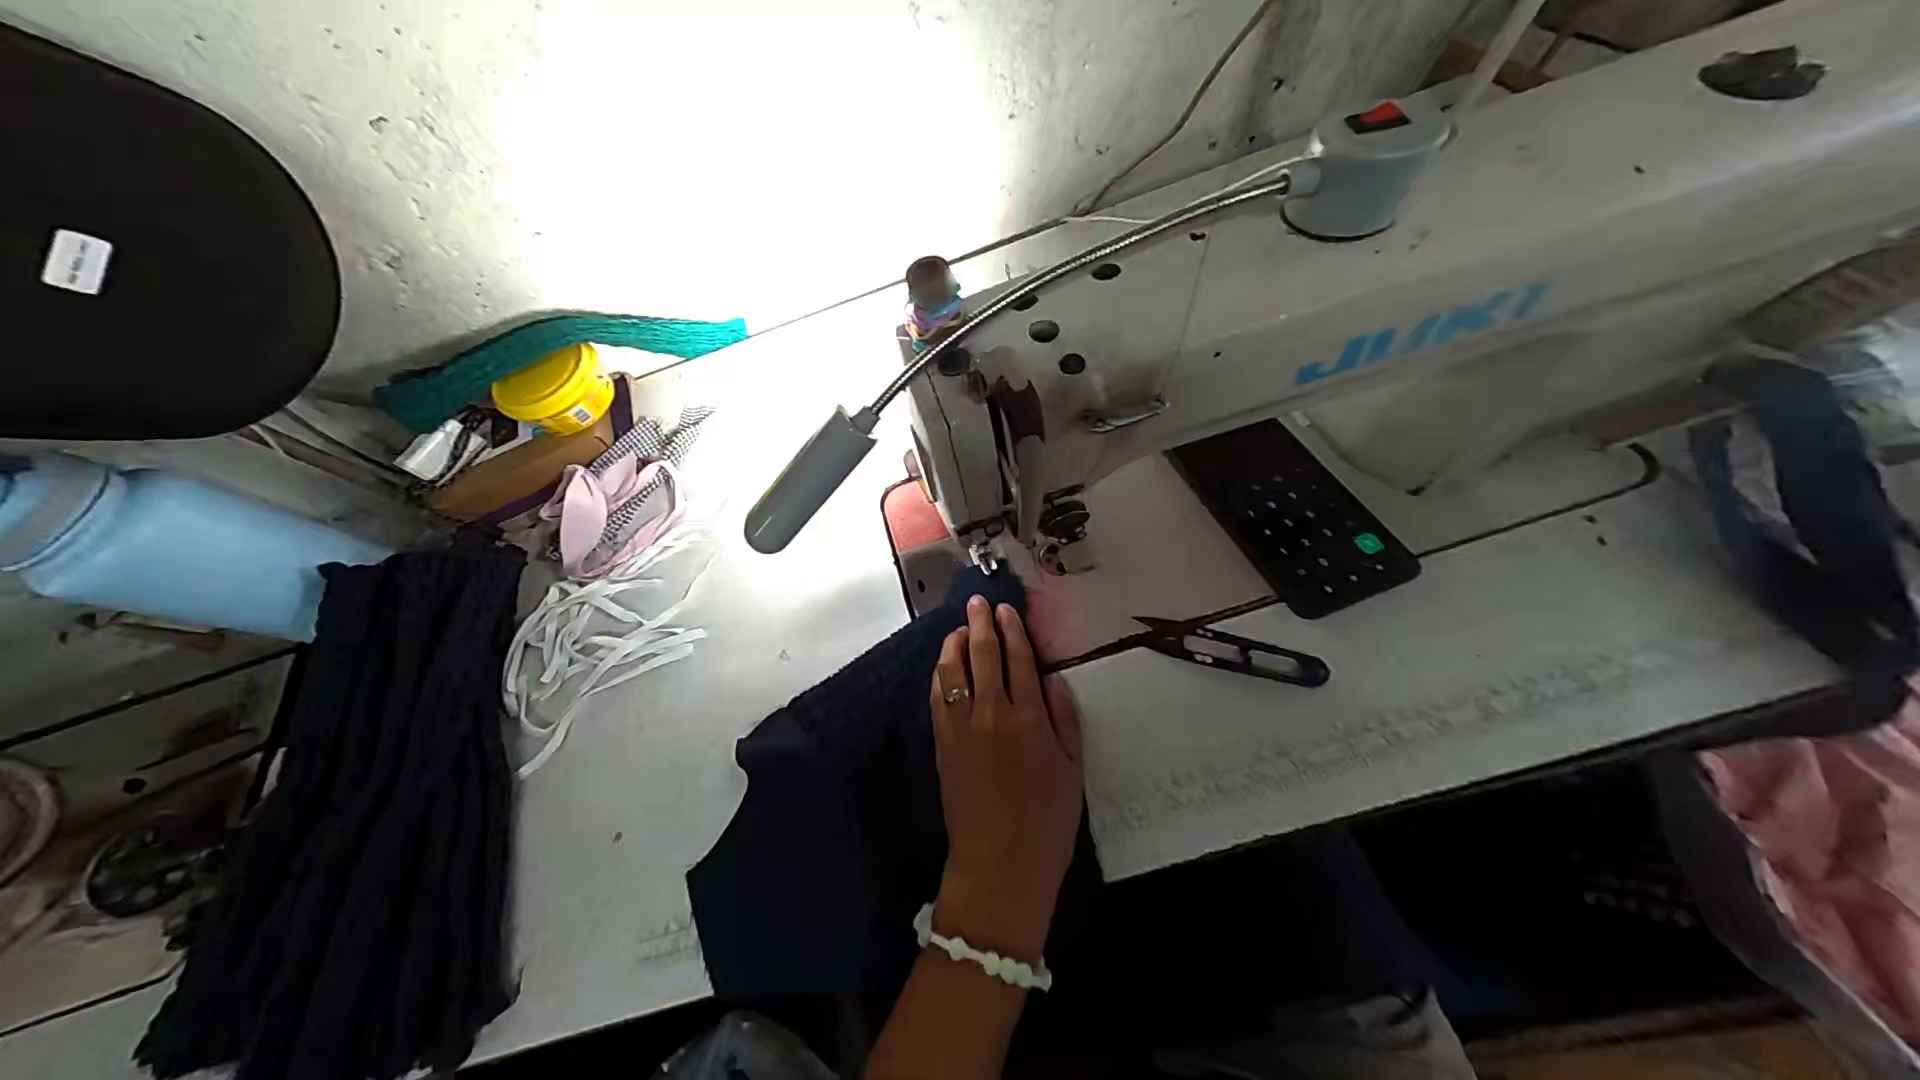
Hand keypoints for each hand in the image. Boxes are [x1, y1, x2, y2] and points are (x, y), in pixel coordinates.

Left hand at [929, 595, 1083, 961]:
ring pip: (953, 671)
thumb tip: (1052, 679)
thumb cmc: (1047, 820)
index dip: (1012, 630)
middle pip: (984, 655)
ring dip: (955, 644)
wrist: (1000, 863)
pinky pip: (938, 697)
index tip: (1005, 610)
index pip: (1019, 659)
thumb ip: (1064, 718)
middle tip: (977, 603)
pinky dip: (940, 675)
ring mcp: (962, 727)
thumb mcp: (1072, 768)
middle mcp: (992, 714)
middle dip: (981, 624)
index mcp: (1030, 718)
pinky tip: (945, 667)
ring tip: (959, 629)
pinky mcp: (942, 743)